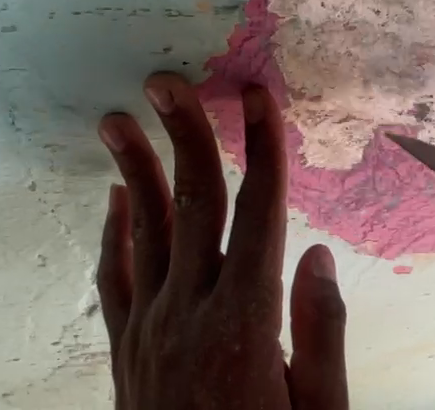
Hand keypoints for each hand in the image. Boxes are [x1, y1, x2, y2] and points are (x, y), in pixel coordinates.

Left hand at [97, 73, 347, 409]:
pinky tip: (114, 197)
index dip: (264, 147)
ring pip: (144, 230)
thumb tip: (316, 251)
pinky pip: (114, 280)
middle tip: (168, 82)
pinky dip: (113, 232)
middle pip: (195, 202)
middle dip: (186, 134)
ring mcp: (150, 330)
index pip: (261, 212)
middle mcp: (193, 312)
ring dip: (134, 168)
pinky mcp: (125, 352)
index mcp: (248, 322)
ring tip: (118, 118)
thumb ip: (321, 332)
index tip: (260, 96)